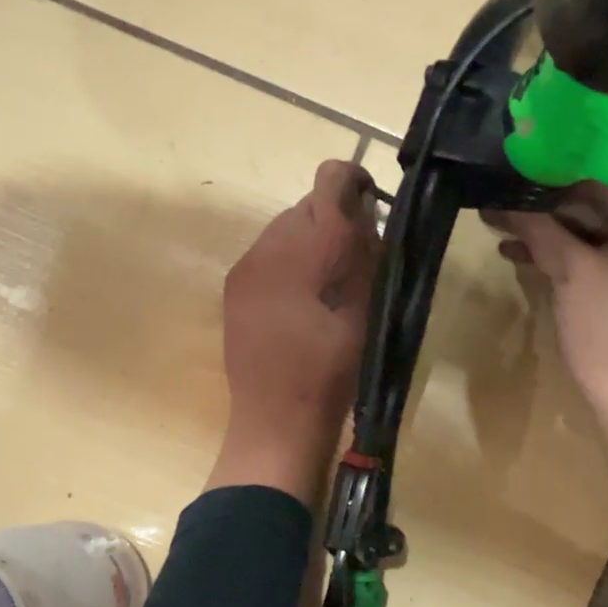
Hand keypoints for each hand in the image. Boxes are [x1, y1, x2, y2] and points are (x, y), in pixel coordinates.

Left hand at [210, 160, 379, 500]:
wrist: (274, 423)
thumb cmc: (330, 376)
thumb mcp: (365, 316)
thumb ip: (367, 259)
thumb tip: (367, 217)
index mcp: (307, 251)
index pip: (330, 183)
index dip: (355, 183)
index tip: (374, 207)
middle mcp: (268, 247)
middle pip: (306, 205)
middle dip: (334, 219)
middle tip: (358, 259)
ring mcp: (245, 267)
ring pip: (284, 228)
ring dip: (310, 241)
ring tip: (328, 283)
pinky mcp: (234, 288)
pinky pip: (267, 254)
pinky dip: (289, 261)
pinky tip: (301, 300)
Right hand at [488, 184, 607, 424]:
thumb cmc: (604, 329)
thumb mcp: (570, 271)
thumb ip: (539, 227)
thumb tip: (500, 197)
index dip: (562, 168)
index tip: (523, 158)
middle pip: (599, 201)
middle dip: (549, 200)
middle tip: (506, 186)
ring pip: (589, 227)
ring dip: (547, 226)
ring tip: (499, 216)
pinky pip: (590, 251)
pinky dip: (558, 250)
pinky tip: (515, 246)